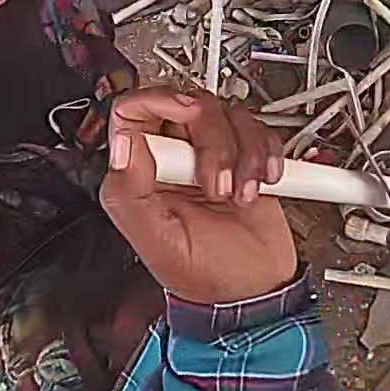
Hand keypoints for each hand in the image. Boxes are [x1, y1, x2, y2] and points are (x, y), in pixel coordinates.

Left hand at [99, 88, 294, 304]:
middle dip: (213, 142)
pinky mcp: (247, 157)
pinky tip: (262, 185)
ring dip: (245, 156)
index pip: (135, 110)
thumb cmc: (203, 274)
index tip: (187, 113)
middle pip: (191, 105)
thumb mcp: (158, 241)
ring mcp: (214, 153)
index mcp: (141, 172)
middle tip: (217, 186)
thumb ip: (130, 193)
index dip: (159, 100)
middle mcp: (176, 156)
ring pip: (229, 114)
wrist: (253, 290)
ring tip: (241, 197)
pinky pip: (260, 130)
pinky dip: (266, 156)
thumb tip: (122, 146)